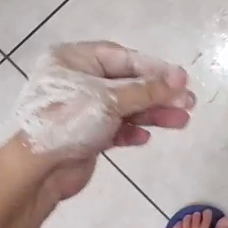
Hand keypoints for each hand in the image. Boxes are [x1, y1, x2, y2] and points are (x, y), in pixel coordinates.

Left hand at [12, 42, 193, 199]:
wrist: (38, 170)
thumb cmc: (69, 122)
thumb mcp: (110, 100)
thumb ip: (147, 89)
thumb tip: (181, 77)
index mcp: (73, 60)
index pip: (122, 58)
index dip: (154, 68)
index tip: (182, 79)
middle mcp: (76, 80)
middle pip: (126, 83)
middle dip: (158, 94)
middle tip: (189, 103)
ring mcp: (80, 109)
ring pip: (124, 107)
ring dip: (152, 114)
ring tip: (181, 121)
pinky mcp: (85, 135)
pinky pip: (114, 128)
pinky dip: (131, 131)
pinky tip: (145, 138)